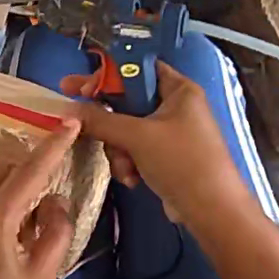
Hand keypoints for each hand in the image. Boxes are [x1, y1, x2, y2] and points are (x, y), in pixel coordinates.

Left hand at [0, 122, 79, 278]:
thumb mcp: (41, 278)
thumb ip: (56, 232)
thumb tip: (56, 202)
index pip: (30, 172)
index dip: (53, 146)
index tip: (71, 123)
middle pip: (8, 175)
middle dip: (33, 182)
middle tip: (48, 216)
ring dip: (13, 197)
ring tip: (24, 235)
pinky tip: (2, 243)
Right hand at [64, 62, 245, 221]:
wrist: (211, 210)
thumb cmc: (181, 161)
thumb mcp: (138, 136)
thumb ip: (101, 120)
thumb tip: (68, 109)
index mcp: (178, 89)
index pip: (137, 67)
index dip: (107, 75)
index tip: (80, 87)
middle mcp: (175, 106)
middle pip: (127, 101)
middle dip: (109, 122)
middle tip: (79, 122)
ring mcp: (170, 133)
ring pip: (126, 130)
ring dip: (118, 149)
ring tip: (125, 166)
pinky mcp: (165, 156)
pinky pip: (135, 150)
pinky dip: (129, 163)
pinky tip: (133, 179)